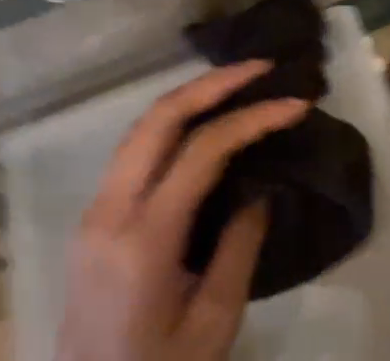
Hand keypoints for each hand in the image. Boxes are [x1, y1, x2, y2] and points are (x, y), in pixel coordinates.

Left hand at [55, 60, 310, 360]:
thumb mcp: (214, 320)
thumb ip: (239, 246)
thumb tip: (260, 187)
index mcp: (143, 240)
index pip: (201, 151)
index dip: (253, 117)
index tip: (297, 104)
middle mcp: (108, 213)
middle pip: (157, 120)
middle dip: (213, 83)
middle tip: (263, 68)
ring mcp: (93, 213)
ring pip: (139, 128)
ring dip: (190, 96)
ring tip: (239, 81)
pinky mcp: (92, 220)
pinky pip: (133, 151)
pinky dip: (171, 122)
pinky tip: (203, 118)